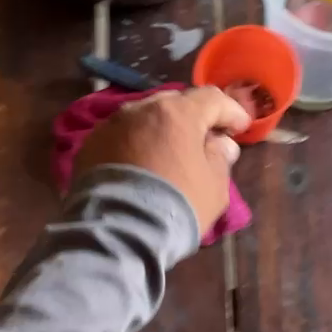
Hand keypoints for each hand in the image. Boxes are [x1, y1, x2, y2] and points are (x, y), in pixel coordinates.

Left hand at [74, 86, 249, 235]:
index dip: (230, 111)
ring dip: (160, 131)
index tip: (241, 127)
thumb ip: (220, 159)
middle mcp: (141, 109)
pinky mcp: (89, 147)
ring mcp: (110, 126)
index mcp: (177, 113)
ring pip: (143, 119)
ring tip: (168, 152)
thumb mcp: (214, 187)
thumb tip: (220, 145)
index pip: (211, 99)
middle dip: (192, 118)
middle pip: (174, 104)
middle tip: (203, 139)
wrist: (118, 232)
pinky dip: (135, 146)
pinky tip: (140, 166)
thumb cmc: (176, 206)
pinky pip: (120, 138)